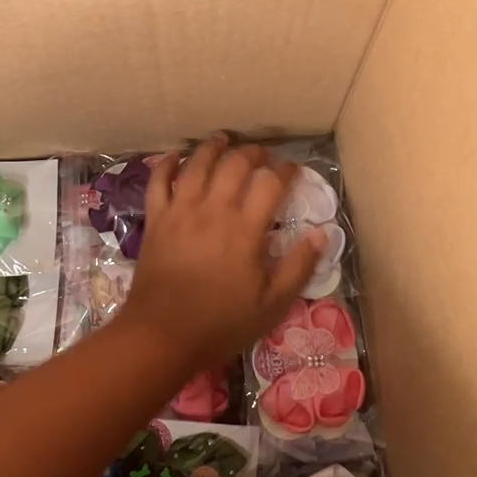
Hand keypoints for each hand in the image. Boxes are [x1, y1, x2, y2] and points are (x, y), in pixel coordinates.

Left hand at [120, 136, 324, 372]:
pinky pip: (158, 182)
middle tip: (264, 155)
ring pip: (197, 164)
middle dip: (254, 153)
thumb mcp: (271, 305)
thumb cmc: (220, 324)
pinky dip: (167, 164)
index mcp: (245, 229)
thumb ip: (298, 267)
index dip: (286, 170)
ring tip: (224, 139)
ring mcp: (181, 211)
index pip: (271, 183)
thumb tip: (321, 233)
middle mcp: (214, 210)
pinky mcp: (156, 220)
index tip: (294, 169)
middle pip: (235, 164)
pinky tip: (176, 156)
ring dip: (213, 147)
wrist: (161, 337)